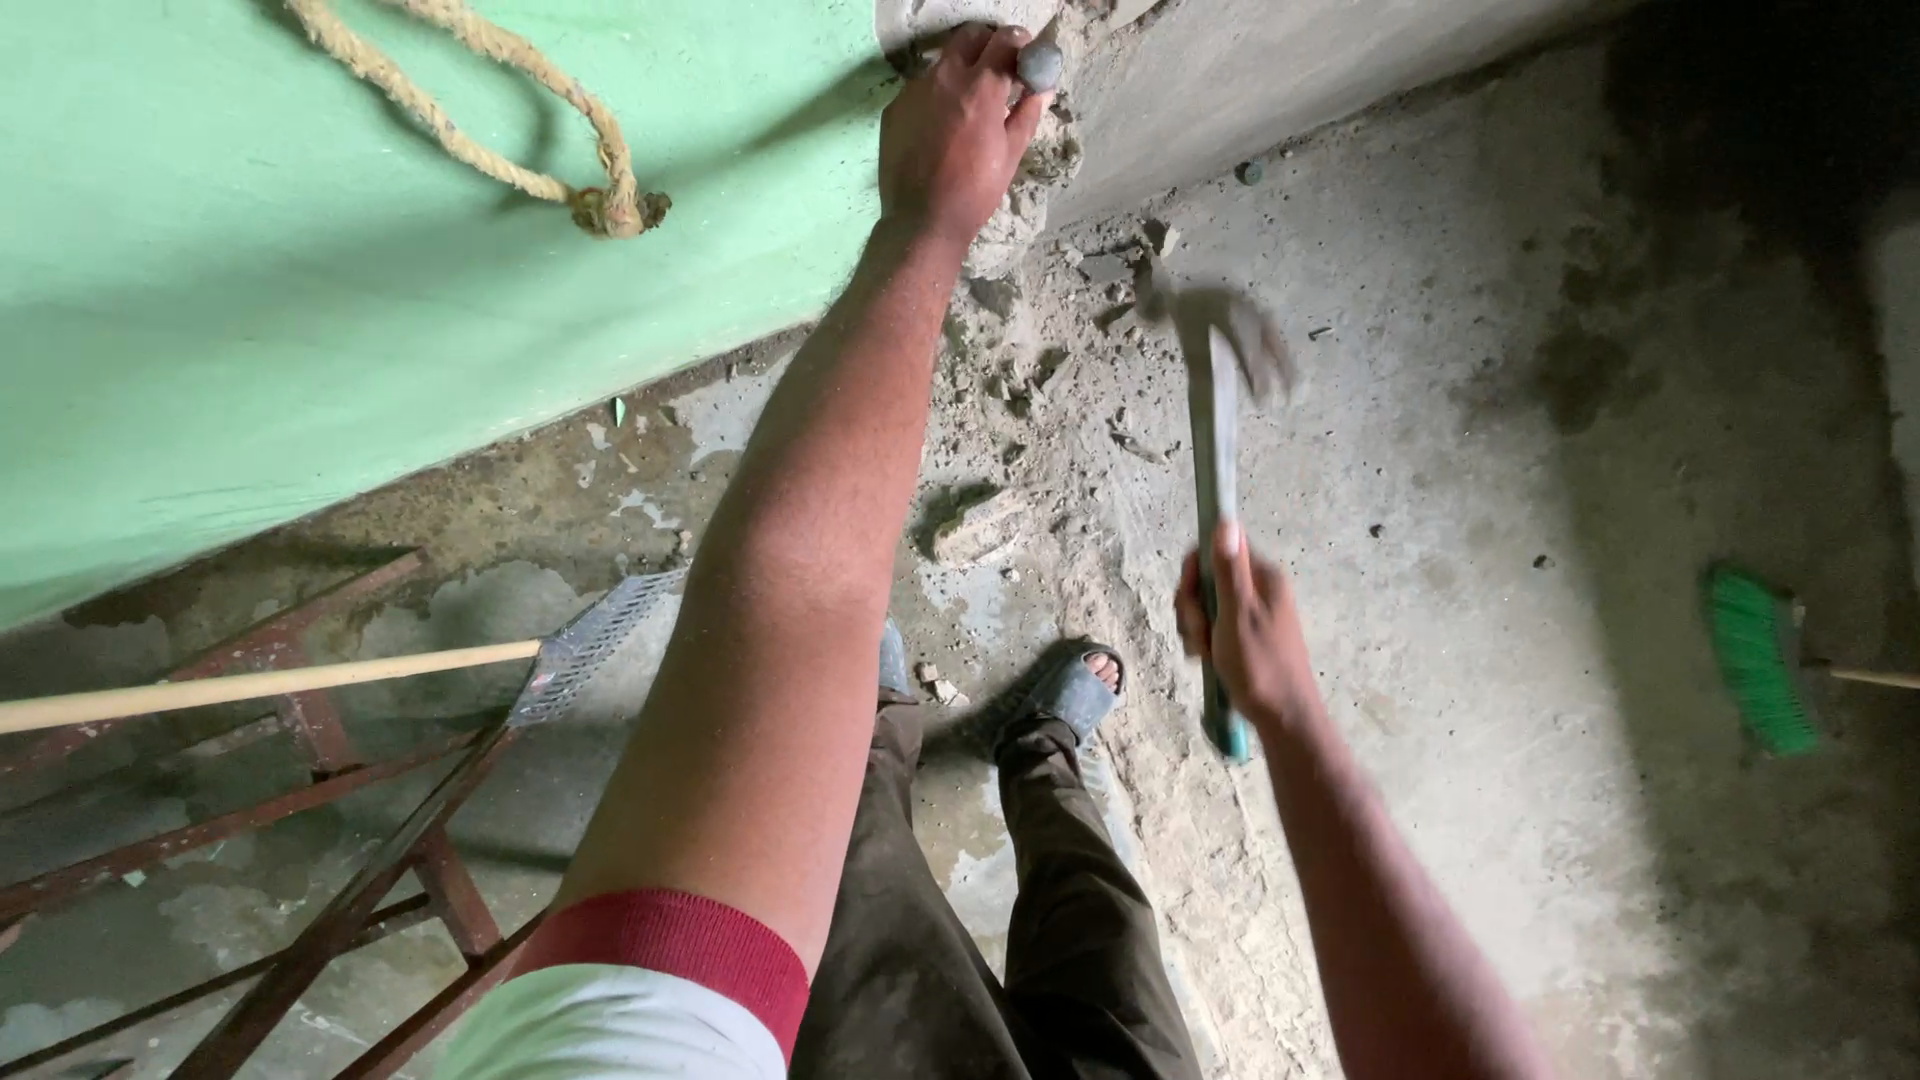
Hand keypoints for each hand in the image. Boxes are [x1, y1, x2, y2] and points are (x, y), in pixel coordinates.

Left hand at [878, 23, 1051, 249]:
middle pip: (970, 37)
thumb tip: (1043, 87)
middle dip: (988, 46)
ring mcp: (915, 90)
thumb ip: (1027, 113)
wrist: (923, 221)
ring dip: (960, 72)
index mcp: (981, 88)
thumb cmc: (974, 193)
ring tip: (966, 107)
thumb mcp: (1010, 155)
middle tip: (997, 72)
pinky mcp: (895, 108)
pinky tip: (940, 128)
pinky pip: (921, 89)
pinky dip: (936, 97)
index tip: (1025, 59)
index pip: (1006, 40)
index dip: (1020, 45)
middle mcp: (945, 77)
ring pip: (942, 63)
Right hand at [1175, 522, 1325, 735]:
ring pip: (1204, 603)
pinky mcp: (1244, 634)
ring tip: (1204, 652)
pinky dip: (1202, 639)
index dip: (1195, 572)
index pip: (1216, 549)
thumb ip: (1230, 569)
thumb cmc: (1260, 667)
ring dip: (1194, 626)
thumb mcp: (1237, 615)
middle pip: (1206, 578)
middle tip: (1200, 634)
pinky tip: (1207, 658)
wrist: (1282, 718)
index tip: (1191, 598)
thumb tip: (1225, 520)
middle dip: (1192, 606)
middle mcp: (1258, 589)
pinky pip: (1211, 624)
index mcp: (1262, 578)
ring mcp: (1251, 613)